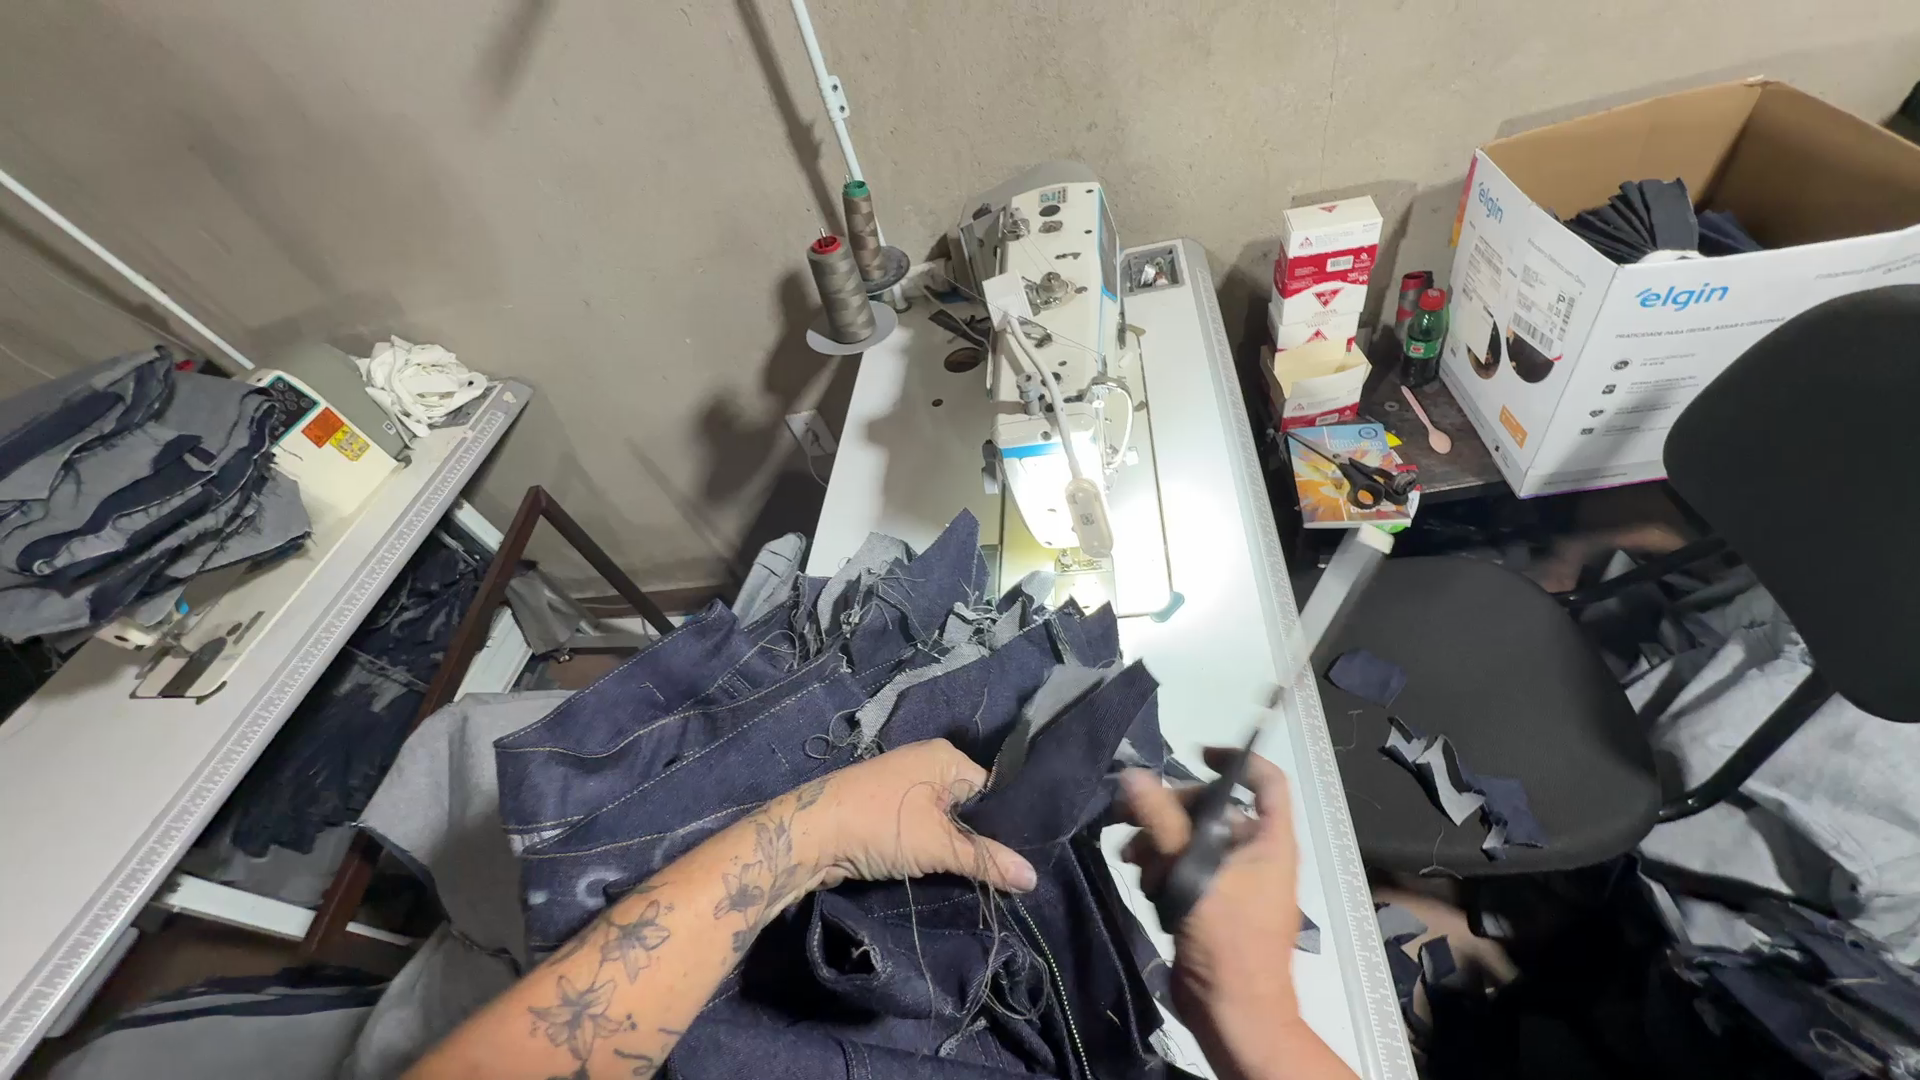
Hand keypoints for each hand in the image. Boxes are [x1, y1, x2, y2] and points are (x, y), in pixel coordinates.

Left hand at [796, 739, 1037, 893]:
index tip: (1019, 861)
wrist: (812, 834)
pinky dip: (930, 849)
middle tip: (1002, 876)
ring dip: (952, 849)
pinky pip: (922, 828)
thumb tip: (1034, 878)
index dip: (1004, 827)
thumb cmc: (881, 825)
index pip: (991, 791)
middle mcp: (927, 763)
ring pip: (944, 822)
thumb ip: (986, 860)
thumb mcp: (940, 845)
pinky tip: (942, 873)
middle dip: (978, 841)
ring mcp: (904, 786)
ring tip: (976, 879)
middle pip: (968, 808)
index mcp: (946, 756)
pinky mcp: (886, 809)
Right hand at [1121, 749, 1340, 1079]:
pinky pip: (1182, 865)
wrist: (1234, 1015)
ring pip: (1190, 837)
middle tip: (1132, 817)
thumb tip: (1133, 775)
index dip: (1235, 759)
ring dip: (1157, 842)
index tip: (1195, 755)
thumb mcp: (1192, 873)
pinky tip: (1143, 881)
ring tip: (1133, 858)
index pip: (1267, 780)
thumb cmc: (1227, 941)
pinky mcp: (1209, 899)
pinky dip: (1161, 867)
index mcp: (1270, 841)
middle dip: (1169, 811)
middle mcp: (1254, 853)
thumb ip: (1162, 821)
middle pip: (1212, 808)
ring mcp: (1231, 877)